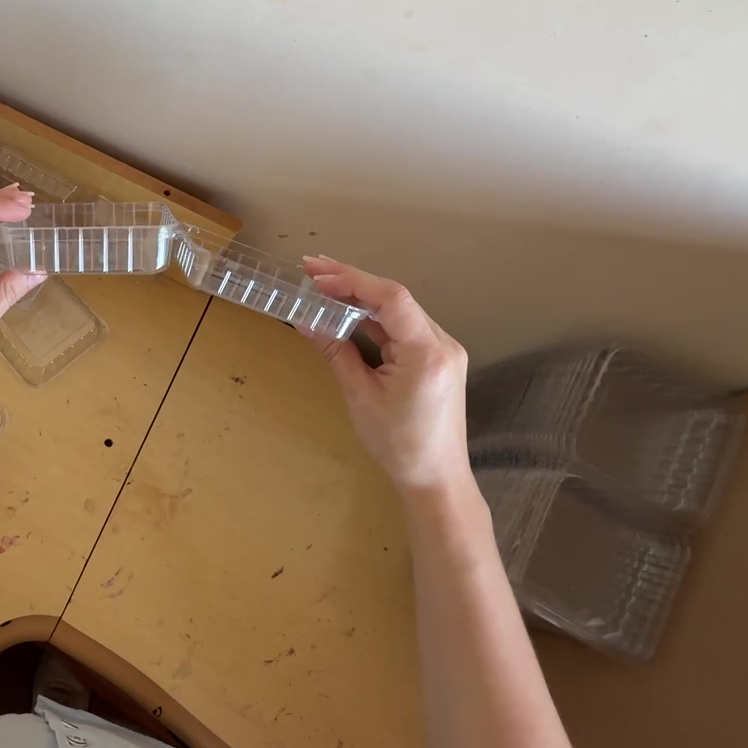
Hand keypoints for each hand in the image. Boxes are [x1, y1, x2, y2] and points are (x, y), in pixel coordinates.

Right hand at [301, 256, 469, 491]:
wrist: (435, 478)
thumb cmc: (397, 443)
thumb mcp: (359, 395)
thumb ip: (335, 351)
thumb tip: (304, 319)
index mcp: (427, 353)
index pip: (392, 299)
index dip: (352, 281)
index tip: (316, 276)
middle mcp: (442, 343)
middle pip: (395, 298)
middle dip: (352, 281)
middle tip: (311, 268)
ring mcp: (442, 349)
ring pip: (398, 310)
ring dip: (360, 296)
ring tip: (322, 283)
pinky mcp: (436, 358)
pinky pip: (402, 327)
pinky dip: (373, 316)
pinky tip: (347, 310)